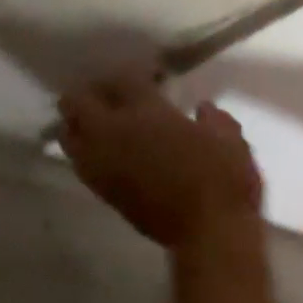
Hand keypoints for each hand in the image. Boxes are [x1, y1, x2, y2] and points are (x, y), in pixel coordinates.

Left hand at [59, 72, 263, 250]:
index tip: (154, 73)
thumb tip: (202, 109)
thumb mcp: (234, 143)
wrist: (208, 231)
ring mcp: (99, 161)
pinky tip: (112, 150)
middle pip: (78, 99)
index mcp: (147, 115)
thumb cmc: (226, 181)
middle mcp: (112, 132)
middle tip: (121, 95)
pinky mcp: (99, 185)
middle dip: (95, 91)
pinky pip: (79, 157)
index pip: (125, 79)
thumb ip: (217, 121)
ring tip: (108, 123)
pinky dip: (89, 147)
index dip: (137, 71)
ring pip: (68, 129)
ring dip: (83, 120)